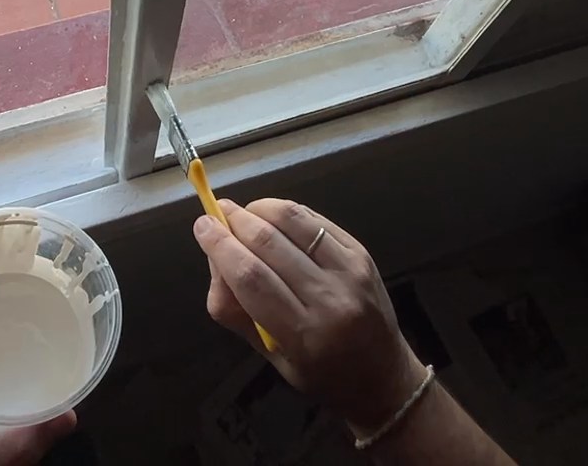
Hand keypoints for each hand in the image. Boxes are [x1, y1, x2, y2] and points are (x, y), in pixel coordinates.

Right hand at [195, 199, 428, 434]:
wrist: (384, 379)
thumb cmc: (320, 374)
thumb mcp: (270, 357)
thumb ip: (235, 310)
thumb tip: (214, 257)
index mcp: (303, 335)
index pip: (251, 278)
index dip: (220, 246)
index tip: (202, 226)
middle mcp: (330, 299)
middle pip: (268, 243)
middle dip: (235, 221)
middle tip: (217, 213)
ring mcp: (349, 271)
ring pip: (292, 220)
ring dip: (259, 208)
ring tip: (245, 214)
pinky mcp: (361, 252)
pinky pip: (313, 219)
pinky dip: (286, 212)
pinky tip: (274, 218)